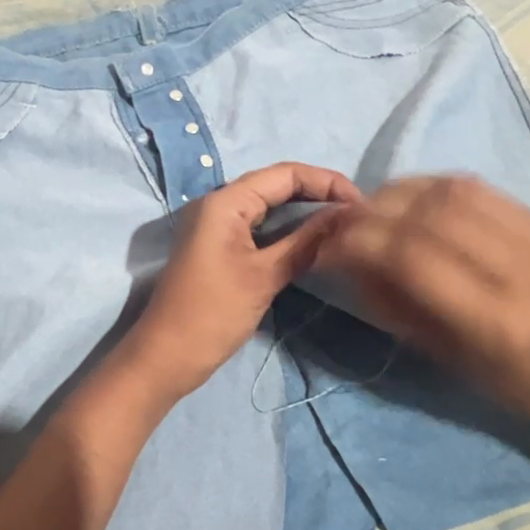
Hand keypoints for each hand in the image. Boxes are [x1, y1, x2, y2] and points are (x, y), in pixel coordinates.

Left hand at [114, 162, 363, 399]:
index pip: (285, 174)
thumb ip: (305, 241)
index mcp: (225, 202)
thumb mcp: (264, 276)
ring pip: (268, 207)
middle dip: (318, 194)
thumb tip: (347, 216)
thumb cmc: (213, 312)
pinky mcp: (217, 248)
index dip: (327, 182)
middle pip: (276, 185)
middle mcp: (218, 204)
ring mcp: (215, 227)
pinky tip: (313, 242)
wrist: (167, 355)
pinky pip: (258, 228)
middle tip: (358, 216)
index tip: (363, 204)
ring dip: (304, 212)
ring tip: (343, 226)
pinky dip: (286, 231)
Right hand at [317, 175, 529, 429]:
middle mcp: (522, 274)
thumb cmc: (520, 386)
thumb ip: (398, 308)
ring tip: (373, 208)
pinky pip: (481, 189)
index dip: (360, 243)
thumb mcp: (450, 362)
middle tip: (343, 223)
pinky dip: (434, 186)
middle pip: (432, 216)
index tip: (327, 247)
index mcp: (497, 324)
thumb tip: (349, 262)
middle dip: (374, 212)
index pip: (414, 260)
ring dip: (401, 191)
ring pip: (456, 192)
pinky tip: (413, 198)